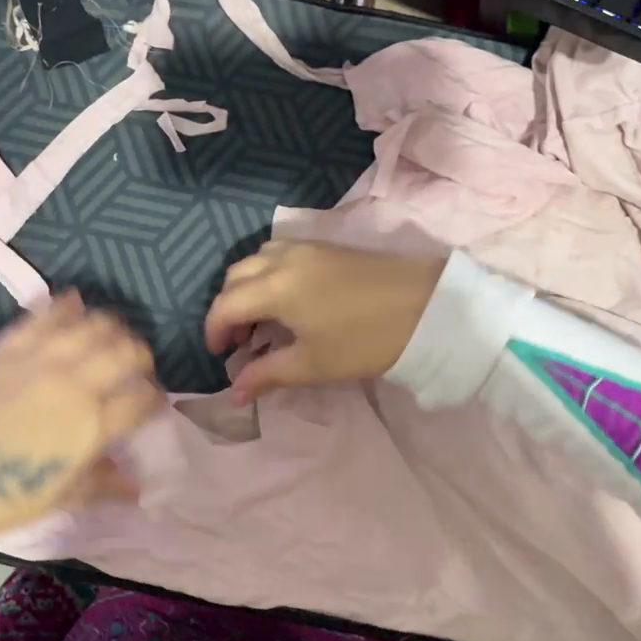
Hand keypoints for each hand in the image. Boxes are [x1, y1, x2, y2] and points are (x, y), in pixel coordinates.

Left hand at [0, 293, 162, 538]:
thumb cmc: (4, 495)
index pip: (142, 398)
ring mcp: (42, 358)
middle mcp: (76, 382)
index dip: (154, 399)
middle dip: (140, 357)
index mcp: (94, 424)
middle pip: (127, 351)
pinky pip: (46, 314)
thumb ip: (104, 482)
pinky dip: (65, 306)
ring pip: (93, 324)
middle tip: (135, 367)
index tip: (152, 403)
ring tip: (108, 336)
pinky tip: (73, 306)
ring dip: (110, 327)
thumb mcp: (62, 496)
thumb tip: (138, 485)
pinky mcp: (10, 345)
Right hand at [205, 240, 445, 403]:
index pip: (224, 304)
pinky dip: (267, 273)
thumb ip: (267, 375)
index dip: (213, 330)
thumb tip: (233, 393)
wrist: (427, 306)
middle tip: (238, 340)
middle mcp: (282, 260)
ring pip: (256, 259)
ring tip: (260, 318)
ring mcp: (305, 248)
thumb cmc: (365, 340)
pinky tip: (286, 298)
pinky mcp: (326, 247)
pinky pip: (279, 253)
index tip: (219, 355)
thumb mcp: (313, 364)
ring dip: (246, 286)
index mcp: (274, 288)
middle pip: (235, 277)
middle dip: (227, 307)